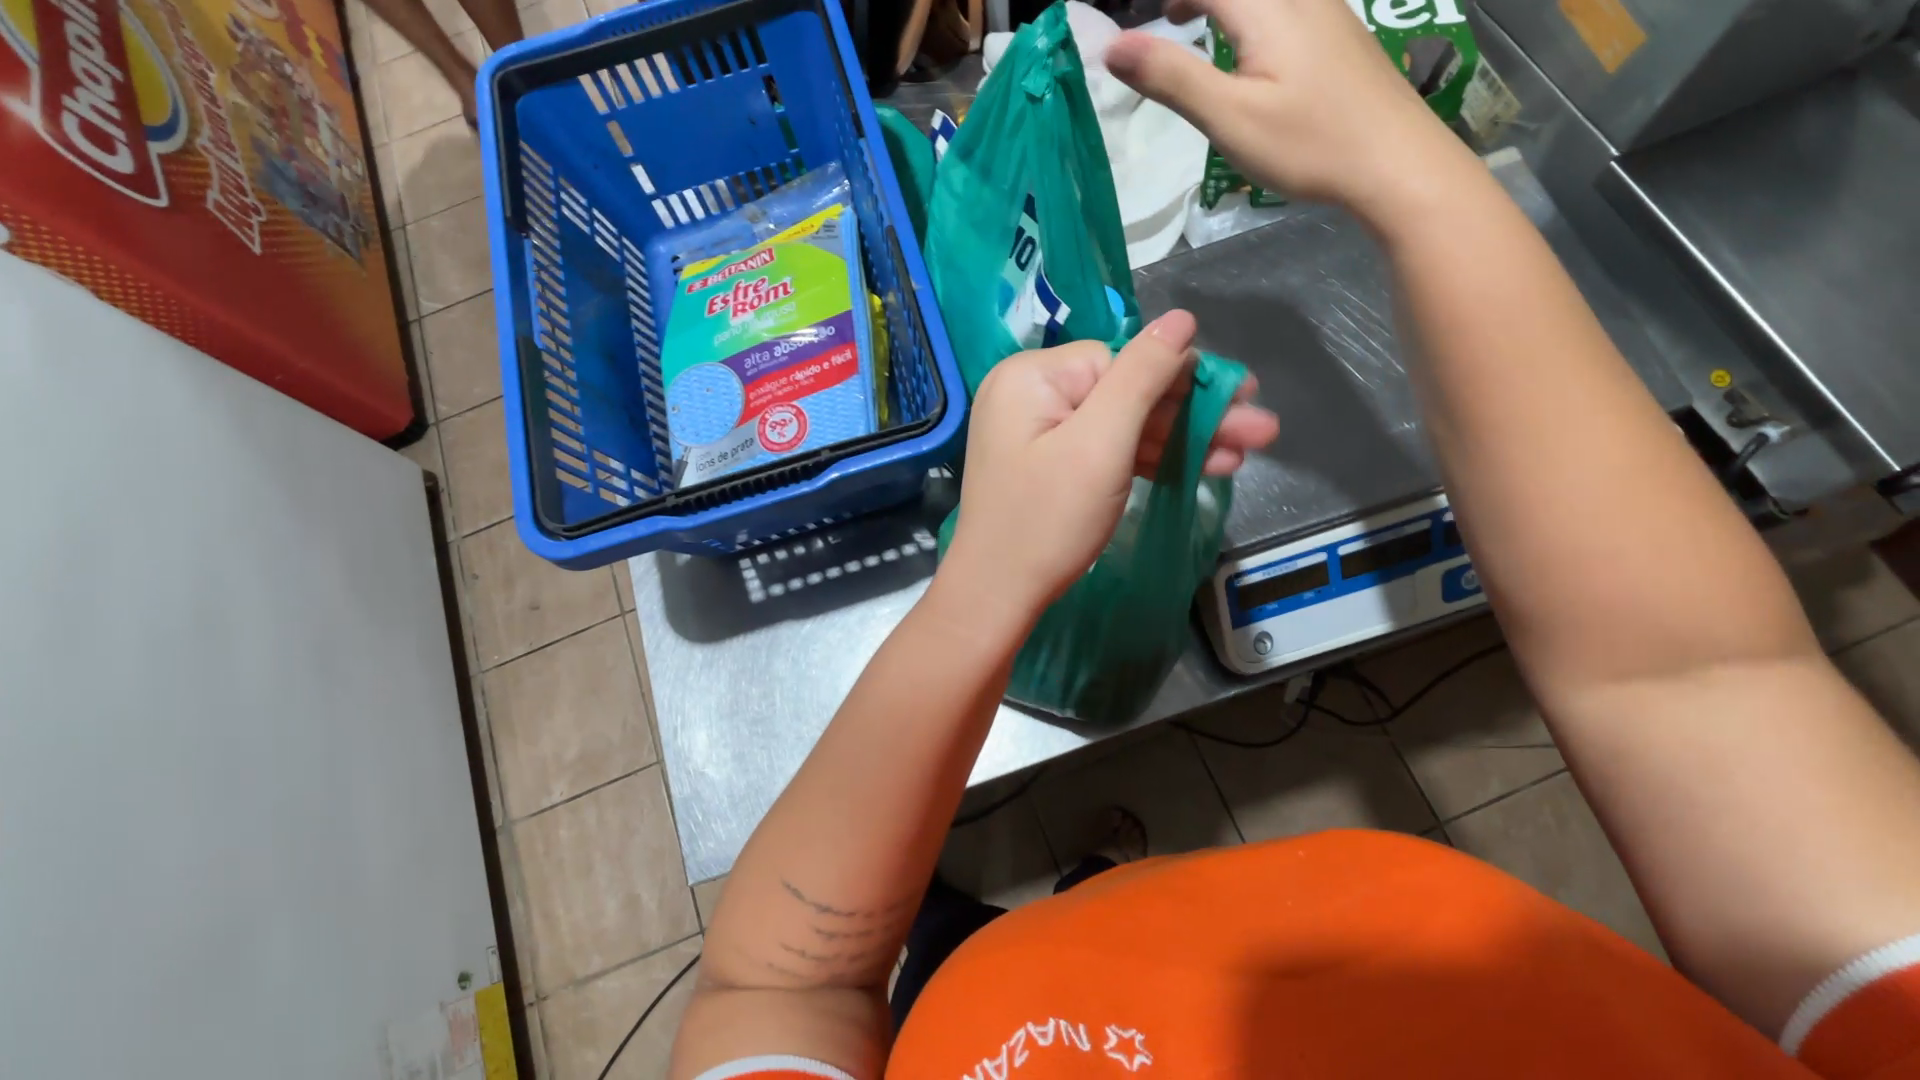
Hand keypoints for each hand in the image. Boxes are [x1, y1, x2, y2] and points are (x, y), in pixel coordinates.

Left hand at [944, 310, 1278, 620]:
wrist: (998, 597)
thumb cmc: (1048, 520)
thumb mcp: (1101, 443)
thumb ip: (1143, 376)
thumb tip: (1181, 319)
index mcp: (1033, 375)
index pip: (1121, 360)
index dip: (1178, 381)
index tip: (1239, 398)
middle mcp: (1032, 394)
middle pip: (1128, 391)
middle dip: (1193, 412)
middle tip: (1260, 429)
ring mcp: (1039, 433)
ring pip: (1124, 424)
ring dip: (1181, 438)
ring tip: (1245, 453)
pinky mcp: (1051, 466)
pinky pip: (1108, 450)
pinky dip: (1150, 459)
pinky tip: (1202, 465)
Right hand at [1106, 0, 1472, 221]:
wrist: (1398, 162)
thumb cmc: (1309, 144)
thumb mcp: (1230, 118)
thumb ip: (1172, 78)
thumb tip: (1113, 46)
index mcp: (1268, 7)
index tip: (1144, 16)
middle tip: (1168, 17)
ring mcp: (1328, 10)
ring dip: (1226, 2)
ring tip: (1197, 28)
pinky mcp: (1342, 33)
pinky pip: (1288, 4)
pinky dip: (1254, 12)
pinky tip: (1252, 51)